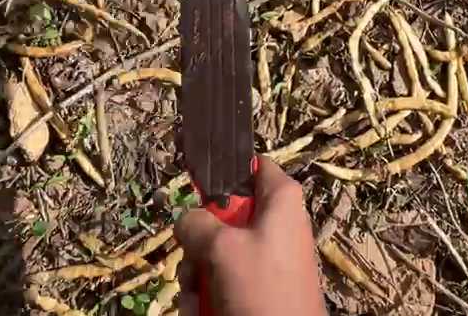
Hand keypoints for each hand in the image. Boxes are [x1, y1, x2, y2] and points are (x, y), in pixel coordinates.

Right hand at [174, 158, 326, 315]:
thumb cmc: (262, 289)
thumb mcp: (223, 249)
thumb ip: (197, 224)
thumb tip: (187, 219)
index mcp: (280, 197)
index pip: (250, 165)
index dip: (221, 175)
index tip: (195, 194)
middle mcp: (277, 220)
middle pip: (225, 216)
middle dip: (200, 245)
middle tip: (192, 267)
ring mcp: (270, 255)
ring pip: (221, 253)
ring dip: (199, 278)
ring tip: (196, 301)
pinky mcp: (263, 286)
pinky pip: (228, 281)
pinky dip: (211, 297)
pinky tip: (203, 313)